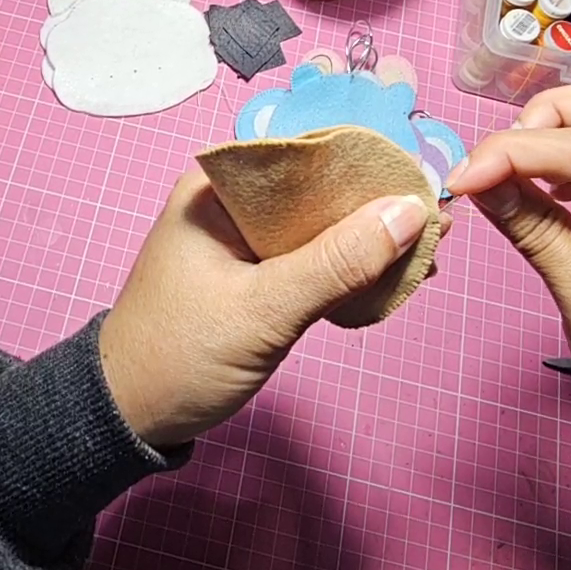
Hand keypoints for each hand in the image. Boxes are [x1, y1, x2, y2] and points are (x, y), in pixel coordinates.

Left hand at [99, 168, 433, 448]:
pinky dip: (346, 268)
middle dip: (373, 207)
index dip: (363, 166)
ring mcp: (242, 239)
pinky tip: (389, 276)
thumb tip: (409, 211)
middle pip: (315, 190)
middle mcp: (231, 203)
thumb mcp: (262, 309)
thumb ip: (335, 261)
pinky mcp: (254, 273)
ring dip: (366, 240)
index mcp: (218, 189)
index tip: (421, 184)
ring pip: (317, 226)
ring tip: (427, 251)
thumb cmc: (181, 353)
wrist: (132, 412)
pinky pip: (310, 257)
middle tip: (438, 223)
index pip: (301, 157)